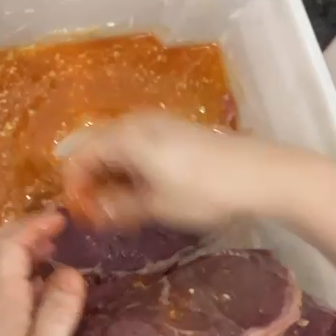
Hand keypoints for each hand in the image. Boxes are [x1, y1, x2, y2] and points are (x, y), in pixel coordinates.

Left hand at [0, 212, 85, 335]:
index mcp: (0, 300)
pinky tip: (40, 290)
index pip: (11, 243)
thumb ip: (59, 312)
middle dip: (22, 229)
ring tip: (54, 251)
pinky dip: (17, 272)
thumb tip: (72, 271)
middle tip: (57, 228)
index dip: (35, 224)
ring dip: (18, 248)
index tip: (64, 216)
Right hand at [60, 113, 319, 230]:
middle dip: (89, 179)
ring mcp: (155, 122)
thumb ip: (118, 208)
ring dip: (109, 173)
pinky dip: (128, 165)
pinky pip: (134, 144)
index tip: (78, 212)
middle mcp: (133, 123)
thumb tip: (91, 213)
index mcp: (123, 138)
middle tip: (95, 211)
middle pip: (94, 147)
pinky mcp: (172, 129)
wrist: (262, 173)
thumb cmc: (203, 191)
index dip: (73, 185)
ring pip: (115, 146)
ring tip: (118, 204)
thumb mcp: (156, 206)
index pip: (79, 156)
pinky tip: (141, 188)